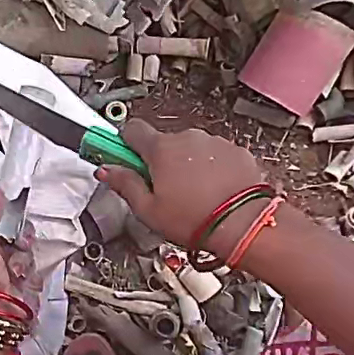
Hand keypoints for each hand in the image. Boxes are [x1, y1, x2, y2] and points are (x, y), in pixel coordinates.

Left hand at [0, 186, 30, 307]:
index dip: (2, 212)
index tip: (13, 208)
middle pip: (14, 230)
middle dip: (20, 237)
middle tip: (18, 243)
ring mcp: (7, 268)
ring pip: (28, 248)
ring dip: (24, 258)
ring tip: (15, 271)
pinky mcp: (24, 281)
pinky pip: (36, 265)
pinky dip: (32, 272)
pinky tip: (22, 279)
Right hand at [95, 119, 270, 256]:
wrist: (246, 224)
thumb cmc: (198, 220)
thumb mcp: (149, 210)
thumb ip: (125, 184)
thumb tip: (107, 171)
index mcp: (161, 149)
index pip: (131, 130)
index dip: (123, 144)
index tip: (120, 157)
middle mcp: (188, 138)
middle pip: (162, 143)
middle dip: (157, 162)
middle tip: (159, 191)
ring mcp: (213, 143)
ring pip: (189, 150)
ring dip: (185, 167)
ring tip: (189, 198)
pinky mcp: (235, 152)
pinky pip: (214, 156)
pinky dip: (211, 170)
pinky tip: (211, 194)